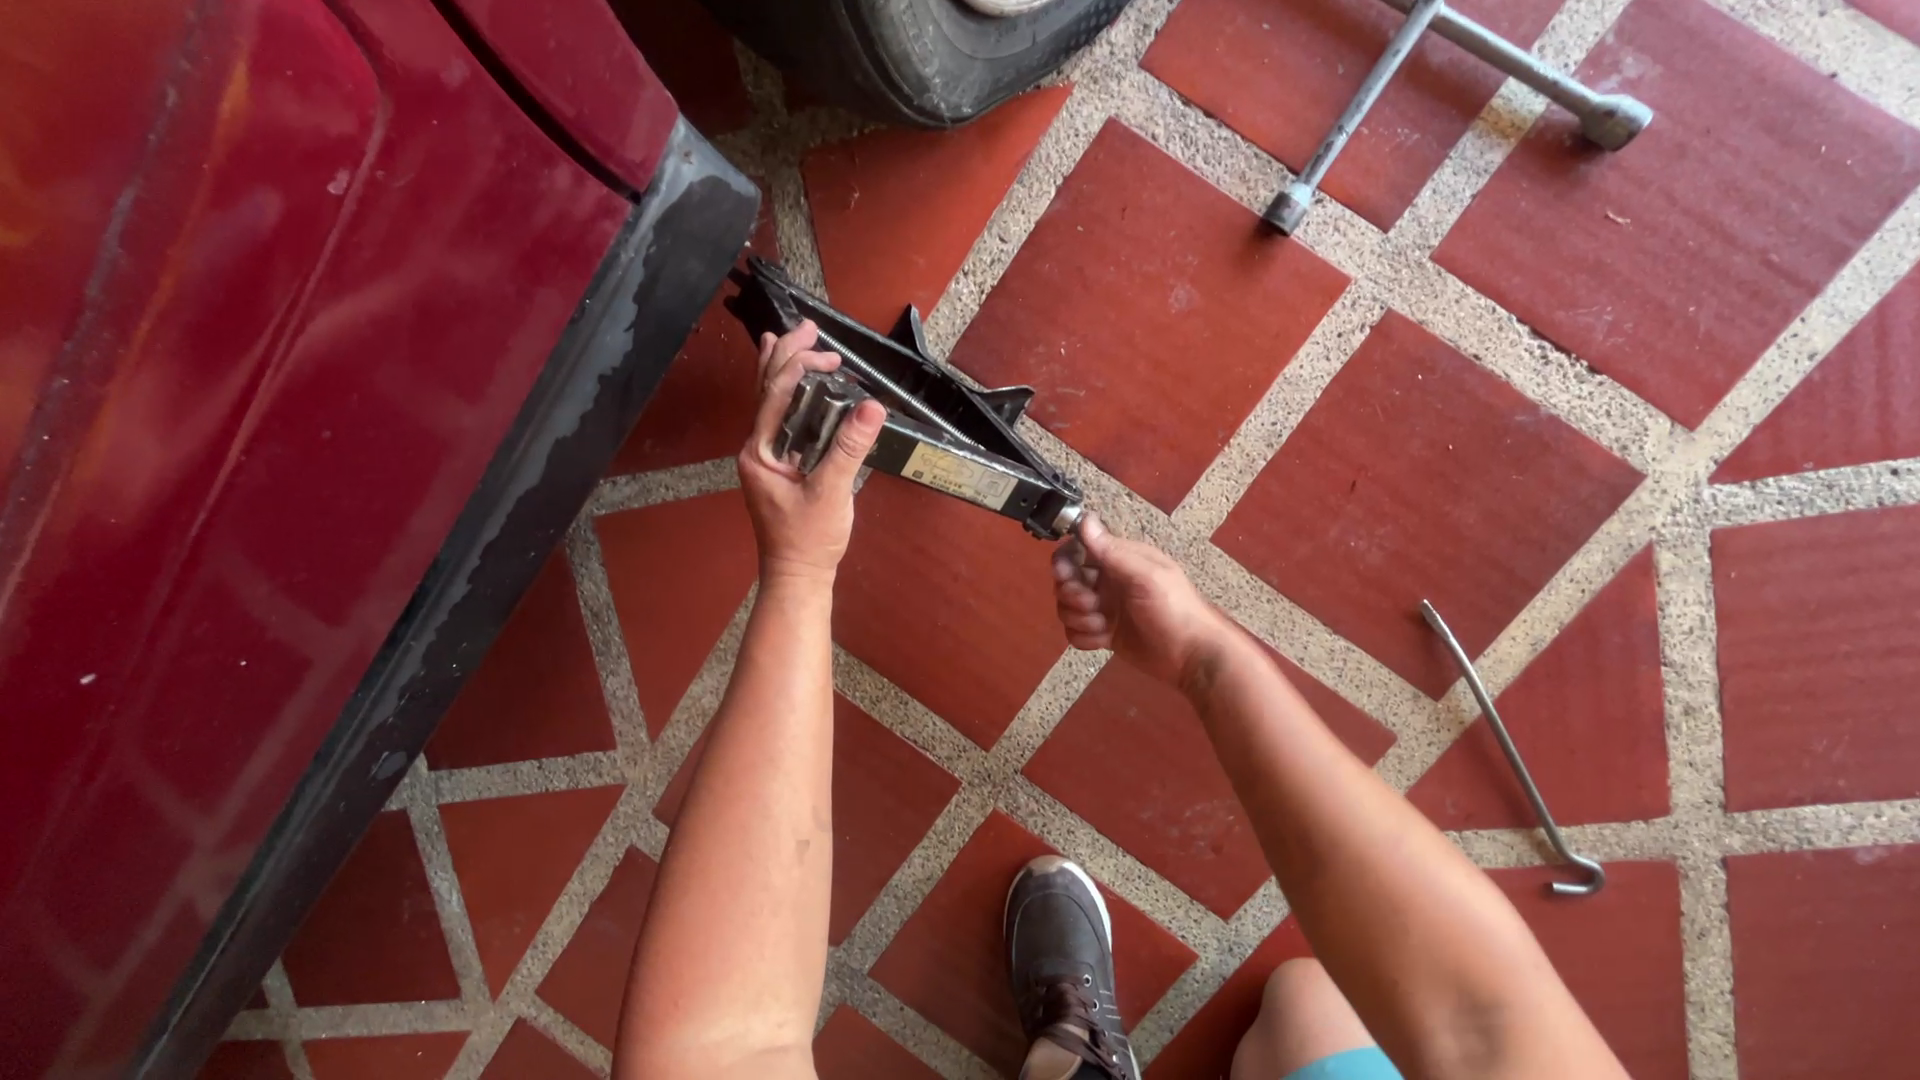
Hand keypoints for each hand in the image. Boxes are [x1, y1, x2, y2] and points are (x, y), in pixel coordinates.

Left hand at [738, 321, 885, 582]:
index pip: (774, 394)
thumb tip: (873, 407)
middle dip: (786, 357)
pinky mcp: (780, 467)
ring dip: (784, 371)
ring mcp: (767, 458)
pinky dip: (790, 397)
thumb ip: (849, 448)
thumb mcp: (832, 492)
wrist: (798, 576)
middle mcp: (757, 449)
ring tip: (792, 341)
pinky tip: (799, 389)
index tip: (825, 349)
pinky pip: (782, 422)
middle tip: (809, 329)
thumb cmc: (809, 539)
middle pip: (766, 391)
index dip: (797, 366)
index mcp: (760, 452)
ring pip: (771, 403)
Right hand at [1052, 513, 1227, 685]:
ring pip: (1067, 609)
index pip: (1077, 550)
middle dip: (1072, 596)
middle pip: (1066, 581)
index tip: (1067, 576)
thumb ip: (1113, 551)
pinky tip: (1103, 641)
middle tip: (1093, 605)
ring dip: (1079, 619)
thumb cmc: (1174, 610)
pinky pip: (1075, 632)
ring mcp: (1105, 608)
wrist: (1191, 657)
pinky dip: (1084, 638)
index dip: (1065, 562)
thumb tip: (1085, 520)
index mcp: (1119, 560)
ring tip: (1104, 627)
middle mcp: (1108, 581)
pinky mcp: (1104, 634)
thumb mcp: (1146, 577)